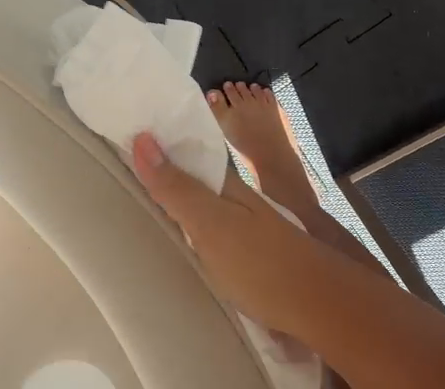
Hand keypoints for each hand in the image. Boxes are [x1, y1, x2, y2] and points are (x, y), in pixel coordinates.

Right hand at [131, 131, 326, 333]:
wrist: (319, 306)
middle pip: (194, 176)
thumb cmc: (260, 260)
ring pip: (205, 203)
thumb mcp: (210, 223)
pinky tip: (185, 239)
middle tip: (125, 169)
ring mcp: (246, 225)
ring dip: (179, 198)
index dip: (158, 144)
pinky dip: (195, 227)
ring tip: (146, 201)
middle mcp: (236, 197)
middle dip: (165, 170)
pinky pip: (214, 229)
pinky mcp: (250, 254)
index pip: (185, 152)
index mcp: (225, 183)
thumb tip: (142, 138)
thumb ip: (176, 187)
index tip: (125, 137)